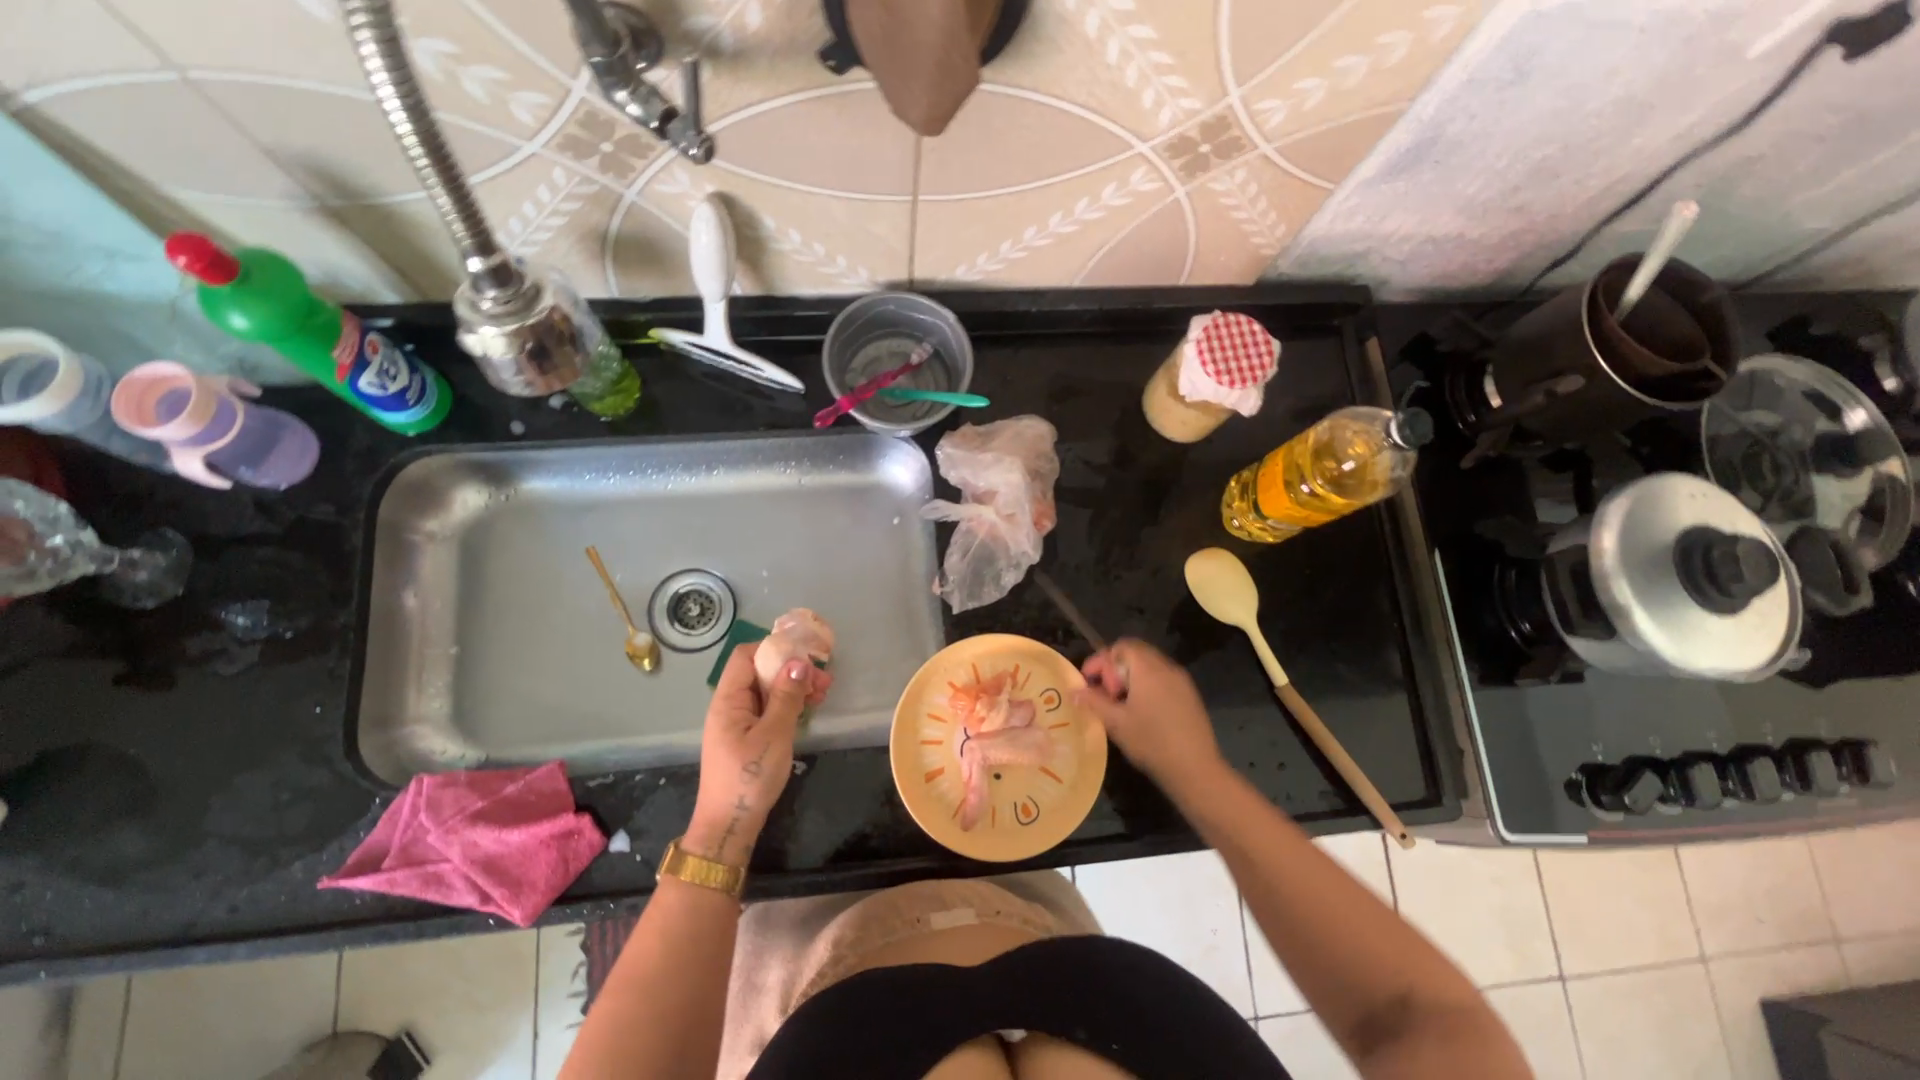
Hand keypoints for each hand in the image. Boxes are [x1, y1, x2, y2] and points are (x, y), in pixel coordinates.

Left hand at [684, 643, 831, 865]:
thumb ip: (786, 696)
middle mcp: (729, 705)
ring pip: (765, 692)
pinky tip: (807, 710)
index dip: (774, 648)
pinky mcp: (746, 738)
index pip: (746, 656)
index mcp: (728, 700)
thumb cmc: (749, 778)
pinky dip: (787, 705)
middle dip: (791, 669)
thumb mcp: (774, 735)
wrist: (729, 826)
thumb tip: (798, 662)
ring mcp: (737, 723)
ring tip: (822, 694)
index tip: (806, 654)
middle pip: (758, 672)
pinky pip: (767, 710)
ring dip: (792, 688)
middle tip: (824, 680)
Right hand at [1074, 638, 1226, 797]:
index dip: (1100, 660)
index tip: (1087, 682)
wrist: (1195, 768)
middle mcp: (1167, 668)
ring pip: (1150, 667)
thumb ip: (1093, 702)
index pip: (1121, 647)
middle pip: (1136, 654)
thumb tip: (1075, 690)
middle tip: (1104, 693)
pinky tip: (1142, 713)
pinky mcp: (1190, 696)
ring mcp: (1182, 681)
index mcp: (1148, 669)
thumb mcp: (1116, 723)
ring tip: (1120, 705)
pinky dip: (1147, 686)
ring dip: (1131, 678)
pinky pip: (1163, 680)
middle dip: (1115, 669)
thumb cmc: (1151, 742)